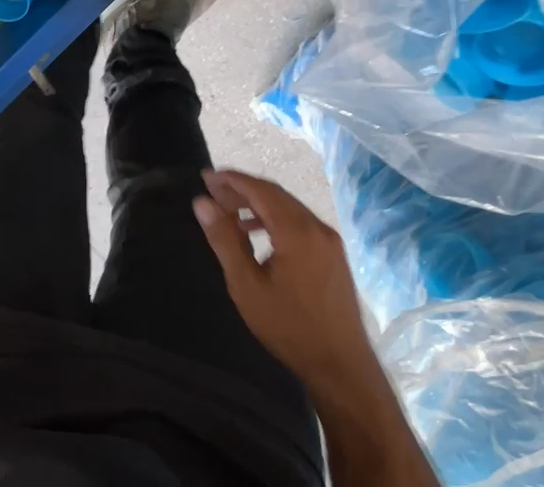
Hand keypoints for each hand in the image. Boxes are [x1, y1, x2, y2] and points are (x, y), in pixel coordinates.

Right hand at [193, 169, 386, 399]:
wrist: (342, 367)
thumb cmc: (289, 327)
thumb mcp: (246, 285)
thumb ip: (225, 239)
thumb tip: (202, 202)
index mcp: (297, 231)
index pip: (260, 190)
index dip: (231, 180)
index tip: (205, 176)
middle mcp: (318, 228)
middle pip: (276, 195)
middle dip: (243, 189)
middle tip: (212, 191)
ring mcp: (330, 242)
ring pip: (289, 208)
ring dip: (258, 203)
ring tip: (228, 211)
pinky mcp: (334, 256)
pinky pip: (300, 223)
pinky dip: (274, 218)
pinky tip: (256, 233)